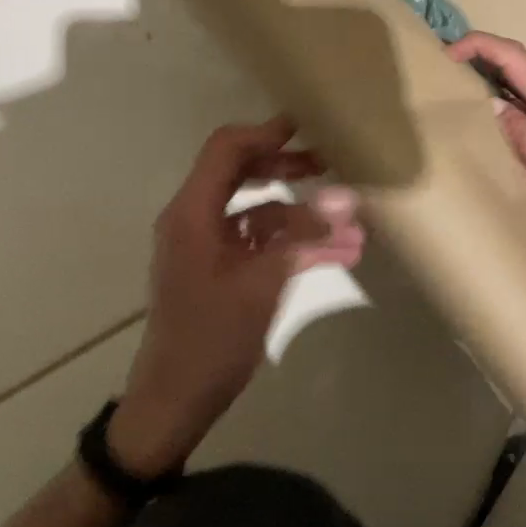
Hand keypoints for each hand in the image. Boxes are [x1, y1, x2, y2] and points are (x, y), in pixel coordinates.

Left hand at [109, 118, 363, 478]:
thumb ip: (304, 238)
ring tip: (350, 222)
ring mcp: (208, 247)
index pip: (226, 150)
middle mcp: (196, 220)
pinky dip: (294, 243)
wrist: (175, 401)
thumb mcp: (262, 284)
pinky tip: (337, 252)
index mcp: (192, 213)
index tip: (308, 125)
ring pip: (258, 211)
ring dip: (302, 214)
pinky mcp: (220, 270)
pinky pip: (259, 242)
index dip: (265, 133)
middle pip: (241, 174)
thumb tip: (348, 200)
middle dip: (287, 167)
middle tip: (330, 162)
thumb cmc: (211, 338)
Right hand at [449, 32, 525, 258]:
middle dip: (484, 64)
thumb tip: (492, 103)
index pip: (515, 58)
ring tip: (463, 100)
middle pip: (521, 71)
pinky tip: (499, 132)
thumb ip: (518, 133)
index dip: (480, 45)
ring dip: (497, 90)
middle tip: (446, 74)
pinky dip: (513, 114)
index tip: (447, 53)